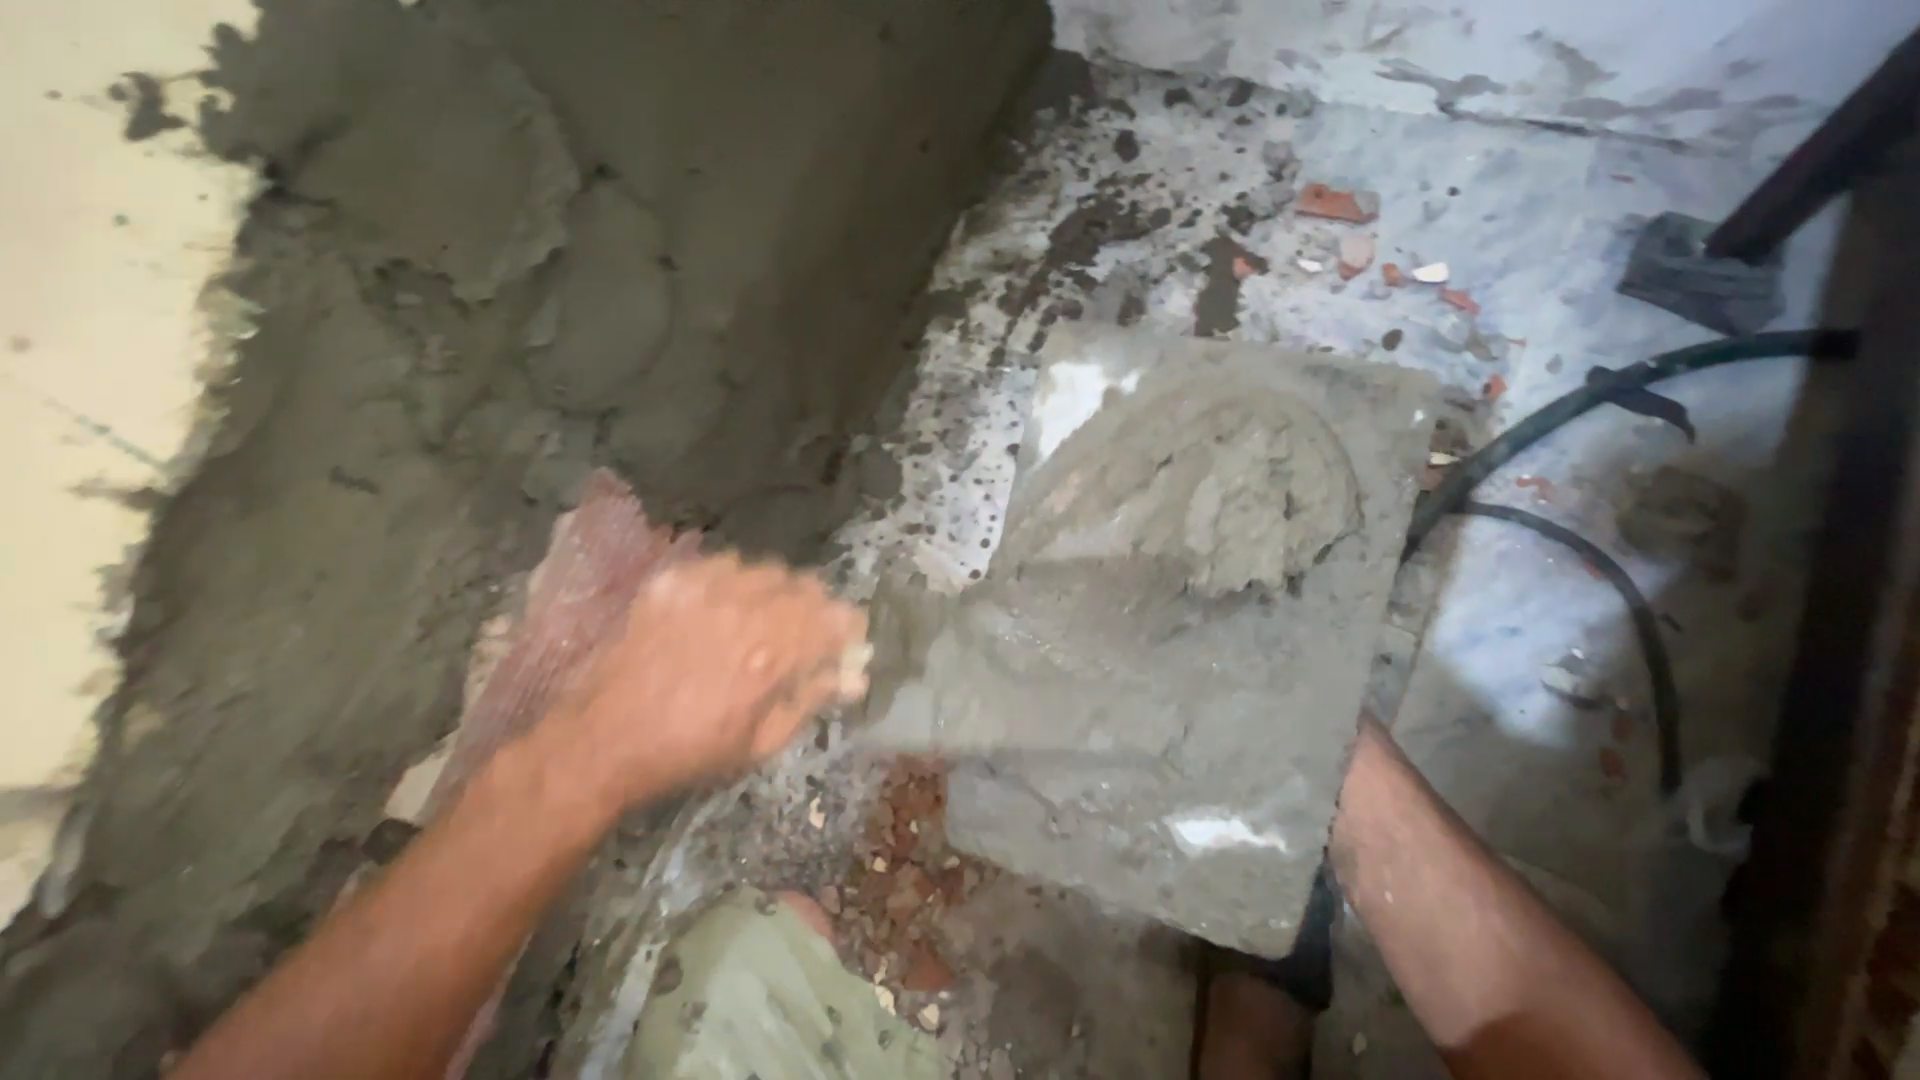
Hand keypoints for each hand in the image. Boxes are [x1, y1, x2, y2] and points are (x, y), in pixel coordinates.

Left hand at [551, 553, 869, 806]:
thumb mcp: (761, 743)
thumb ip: (810, 701)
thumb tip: (853, 678)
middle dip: (818, 607)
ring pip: (767, 570)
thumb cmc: (690, 752)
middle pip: (805, 587)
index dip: (849, 626)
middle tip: (810, 631)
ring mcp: (704, 592)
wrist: (605, 739)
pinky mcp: (672, 584)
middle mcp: (743, 612)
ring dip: (779, 591)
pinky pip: (723, 565)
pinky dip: (737, 579)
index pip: (834, 618)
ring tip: (768, 615)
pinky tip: (727, 604)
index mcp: (772, 655)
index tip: (849, 639)